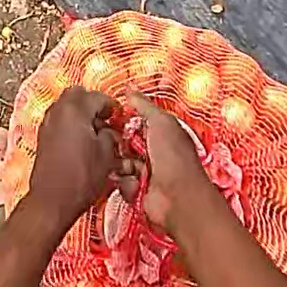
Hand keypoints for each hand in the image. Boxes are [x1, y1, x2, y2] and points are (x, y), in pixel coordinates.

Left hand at [21, 86, 121, 231]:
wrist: (53, 200)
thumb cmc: (81, 177)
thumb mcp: (106, 155)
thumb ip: (110, 135)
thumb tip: (109, 131)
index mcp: (75, 110)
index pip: (97, 97)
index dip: (112, 106)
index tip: (118, 117)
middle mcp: (58, 111)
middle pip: (77, 94)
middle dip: (92, 103)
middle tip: (105, 119)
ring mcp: (48, 122)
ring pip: (66, 105)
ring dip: (80, 112)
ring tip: (95, 132)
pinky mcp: (43, 135)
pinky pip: (59, 119)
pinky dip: (70, 123)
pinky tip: (81, 141)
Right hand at [119, 92, 214, 238]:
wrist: (177, 198)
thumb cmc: (174, 156)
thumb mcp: (160, 121)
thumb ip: (144, 105)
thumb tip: (130, 89)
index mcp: (161, 132)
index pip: (135, 122)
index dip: (122, 120)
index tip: (109, 117)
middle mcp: (153, 151)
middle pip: (124, 142)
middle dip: (116, 143)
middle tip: (113, 142)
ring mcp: (146, 172)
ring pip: (119, 162)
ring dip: (121, 164)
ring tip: (128, 166)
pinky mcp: (138, 191)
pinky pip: (122, 182)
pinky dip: (126, 183)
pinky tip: (135, 183)